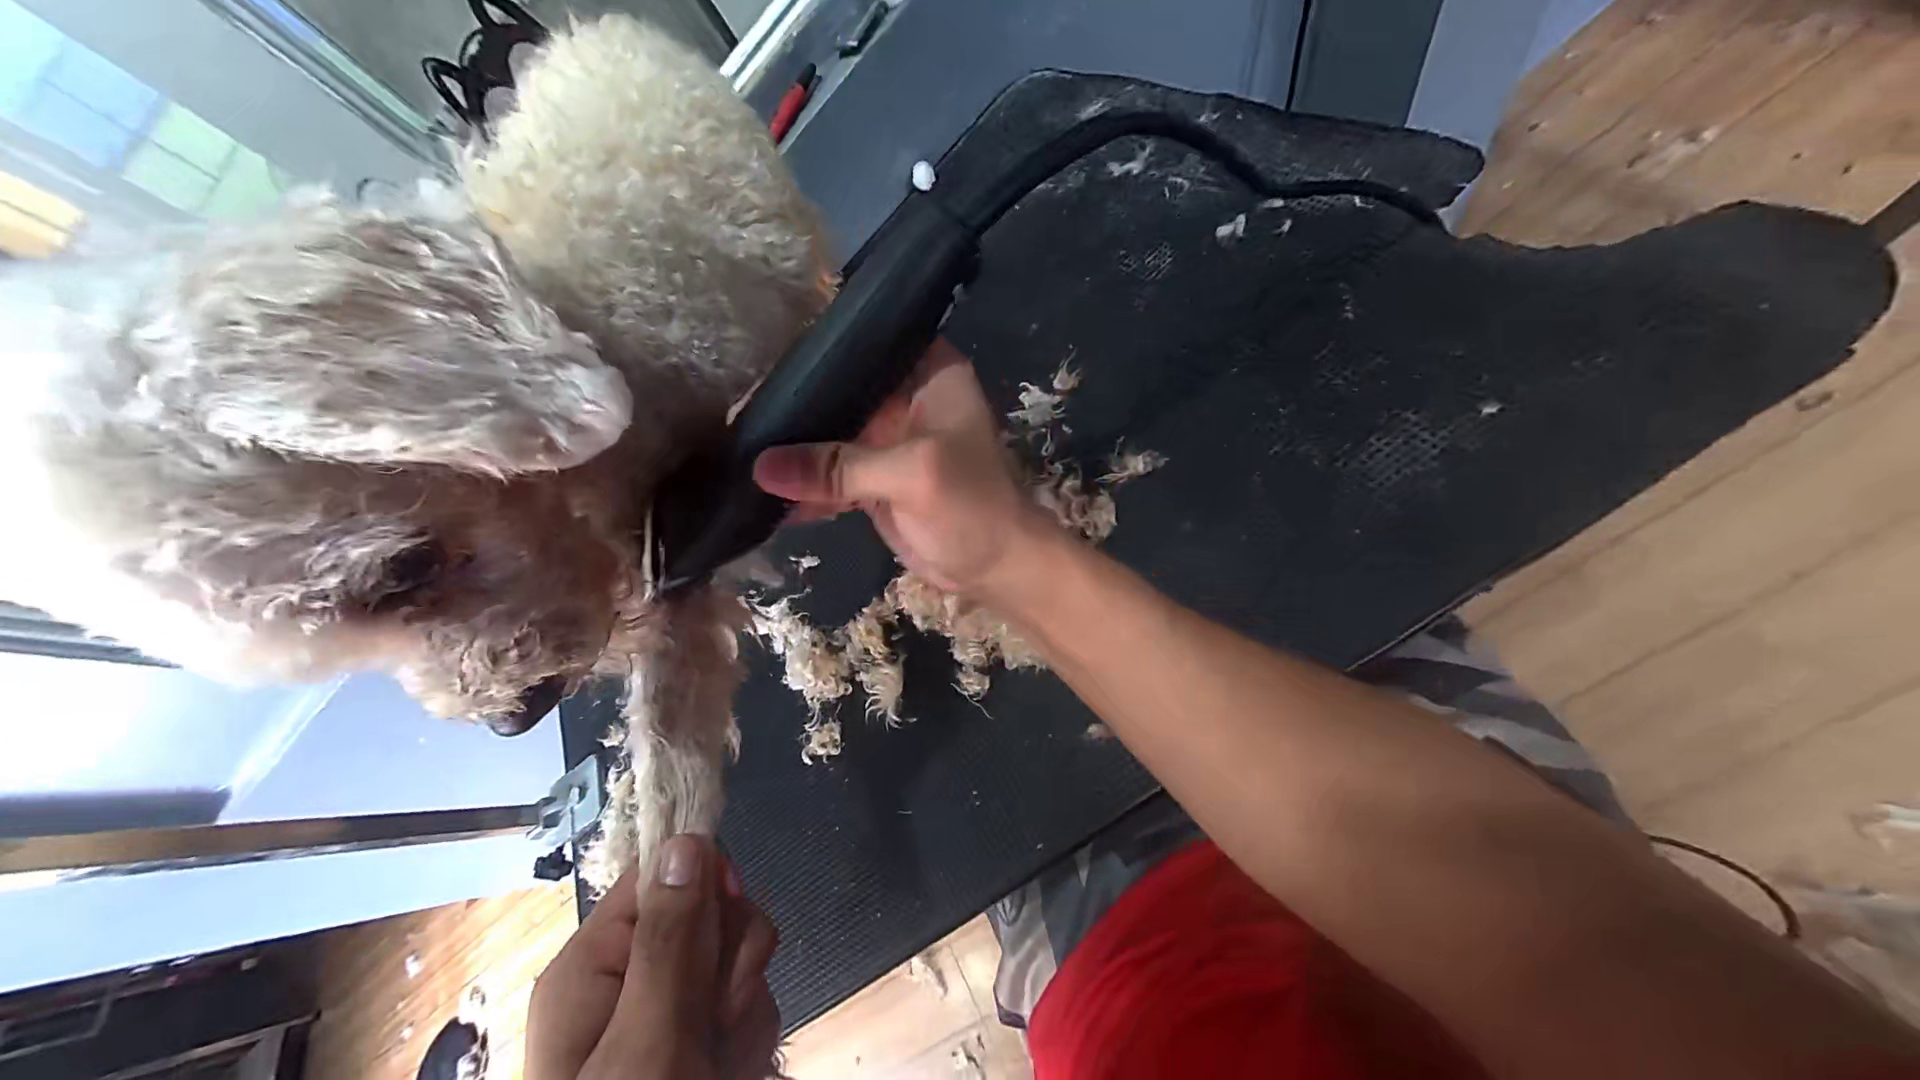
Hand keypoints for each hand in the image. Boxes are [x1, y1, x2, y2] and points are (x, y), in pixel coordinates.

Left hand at [525, 835, 779, 1079]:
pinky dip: (749, 1038)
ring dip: (746, 1011)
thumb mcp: (647, 1048)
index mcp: (594, 964)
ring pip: (738, 960)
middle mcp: (627, 977)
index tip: (725, 931)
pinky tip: (730, 1072)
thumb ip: (670, 940)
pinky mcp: (695, 1036)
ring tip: (721, 1067)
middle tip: (718, 1021)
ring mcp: (664, 1010)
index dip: (708, 887)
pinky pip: (745, 1003)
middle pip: (712, 913)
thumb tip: (684, 838)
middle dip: (735, 964)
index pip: (663, 872)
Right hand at [752, 339, 1054, 595]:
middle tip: (736, 412)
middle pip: (837, 389)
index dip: (816, 350)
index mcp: (927, 374)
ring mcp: (886, 441)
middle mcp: (904, 399)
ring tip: (736, 450)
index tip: (763, 361)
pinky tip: (762, 493)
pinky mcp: (874, 480)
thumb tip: (762, 466)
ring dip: (793, 450)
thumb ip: (839, 468)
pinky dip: (804, 487)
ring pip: (829, 435)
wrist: (996, 567)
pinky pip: (830, 475)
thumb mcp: (911, 476)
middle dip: (793, 404)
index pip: (863, 344)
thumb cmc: (972, 507)